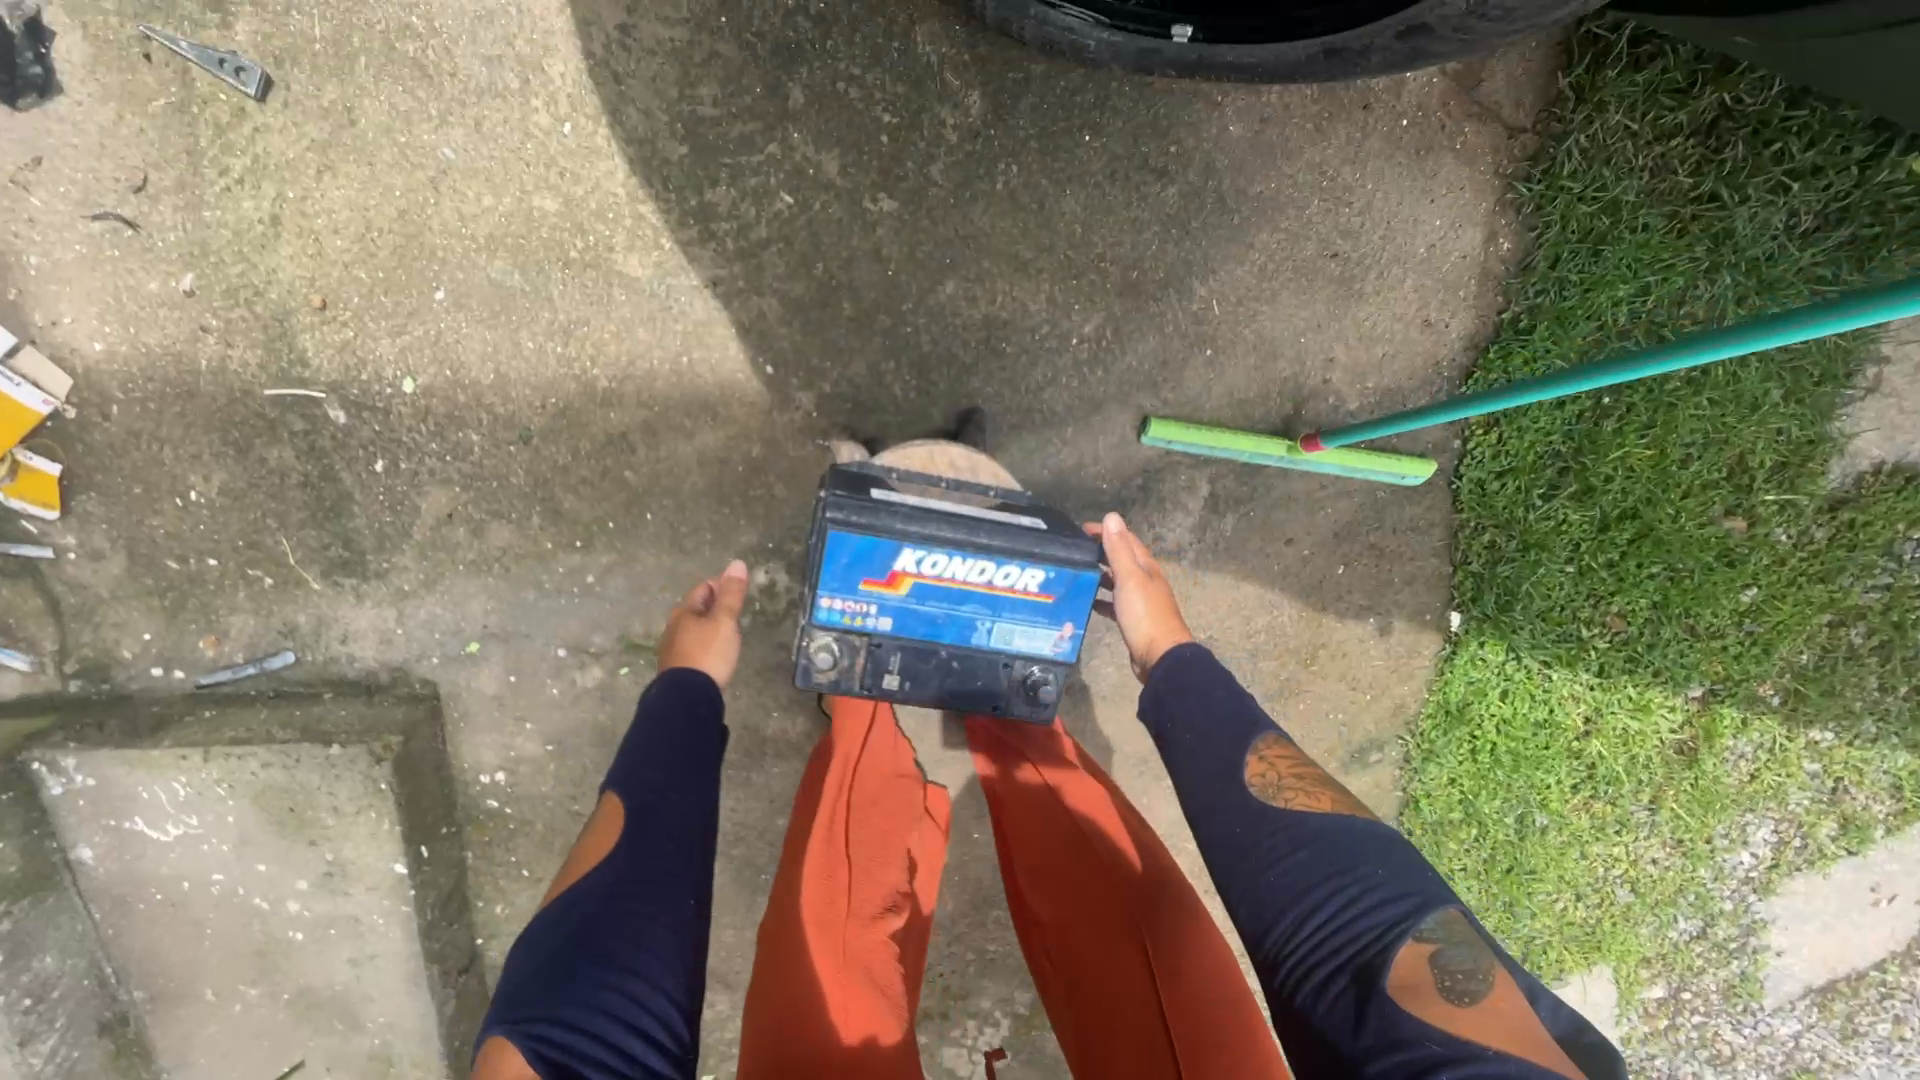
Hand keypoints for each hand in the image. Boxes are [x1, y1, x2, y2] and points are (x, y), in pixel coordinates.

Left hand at [656, 559, 750, 690]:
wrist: (687, 697)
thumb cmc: (708, 654)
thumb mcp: (725, 621)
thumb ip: (731, 594)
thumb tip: (736, 563)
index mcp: (685, 612)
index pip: (704, 588)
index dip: (721, 586)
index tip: (738, 592)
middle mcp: (674, 627)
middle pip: (697, 609)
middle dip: (715, 607)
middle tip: (736, 614)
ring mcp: (672, 649)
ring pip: (694, 630)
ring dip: (709, 628)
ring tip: (728, 635)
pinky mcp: (676, 669)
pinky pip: (693, 648)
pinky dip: (705, 646)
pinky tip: (715, 656)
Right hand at [1083, 513, 1193, 682]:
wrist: (1160, 657)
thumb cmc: (1144, 615)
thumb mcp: (1129, 578)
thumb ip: (1119, 549)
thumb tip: (1112, 516)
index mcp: (1146, 567)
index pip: (1126, 540)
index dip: (1106, 532)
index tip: (1081, 530)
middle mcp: (1145, 581)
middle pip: (1122, 560)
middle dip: (1101, 552)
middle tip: (1075, 550)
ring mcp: (1140, 601)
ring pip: (1118, 582)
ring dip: (1100, 575)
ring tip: (1077, 573)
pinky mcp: (1133, 620)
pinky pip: (1115, 604)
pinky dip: (1102, 599)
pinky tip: (1088, 602)